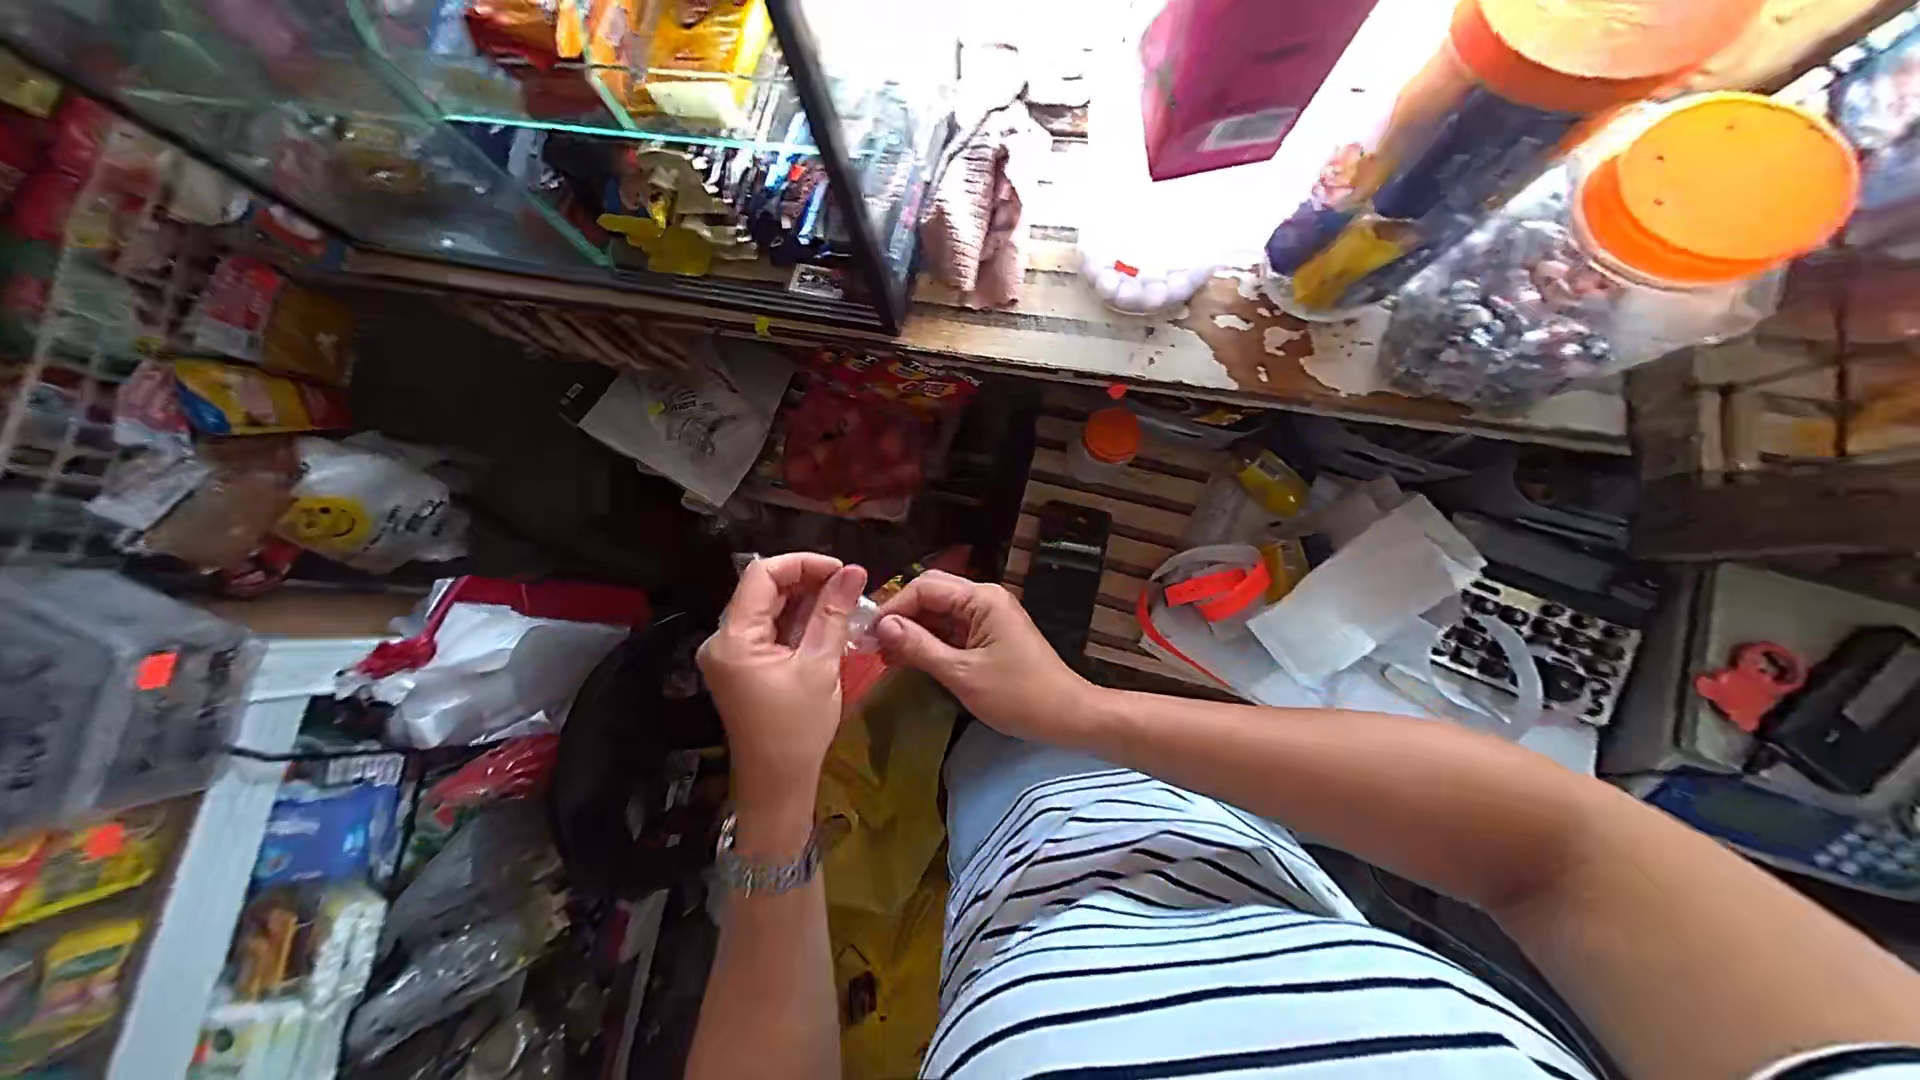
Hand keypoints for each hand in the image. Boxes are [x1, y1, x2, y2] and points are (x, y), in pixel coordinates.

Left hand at [697, 553, 866, 848]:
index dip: (802, 563)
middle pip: (763, 588)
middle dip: (807, 580)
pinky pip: (769, 628)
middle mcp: (722, 639)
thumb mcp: (821, 665)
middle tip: (848, 585)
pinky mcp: (742, 663)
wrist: (778, 782)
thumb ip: (834, 612)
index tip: (841, 570)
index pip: (762, 575)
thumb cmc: (798, 728)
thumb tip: (854, 571)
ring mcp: (730, 652)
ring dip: (805, 599)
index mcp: (733, 638)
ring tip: (843, 600)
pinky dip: (797, 619)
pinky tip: (826, 619)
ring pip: (768, 606)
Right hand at [873, 571, 1097, 746]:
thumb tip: (881, 626)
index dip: (892, 608)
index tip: (867, 635)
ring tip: (885, 656)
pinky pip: (952, 628)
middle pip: (930, 594)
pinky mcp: (990, 633)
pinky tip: (909, 658)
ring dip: (913, 630)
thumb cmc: (1018, 696)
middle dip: (900, 616)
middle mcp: (984, 598)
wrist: (1067, 715)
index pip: (924, 588)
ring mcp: (988, 615)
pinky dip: (930, 641)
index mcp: (981, 598)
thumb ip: (919, 647)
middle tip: (873, 645)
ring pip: (939, 612)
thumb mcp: (962, 674)